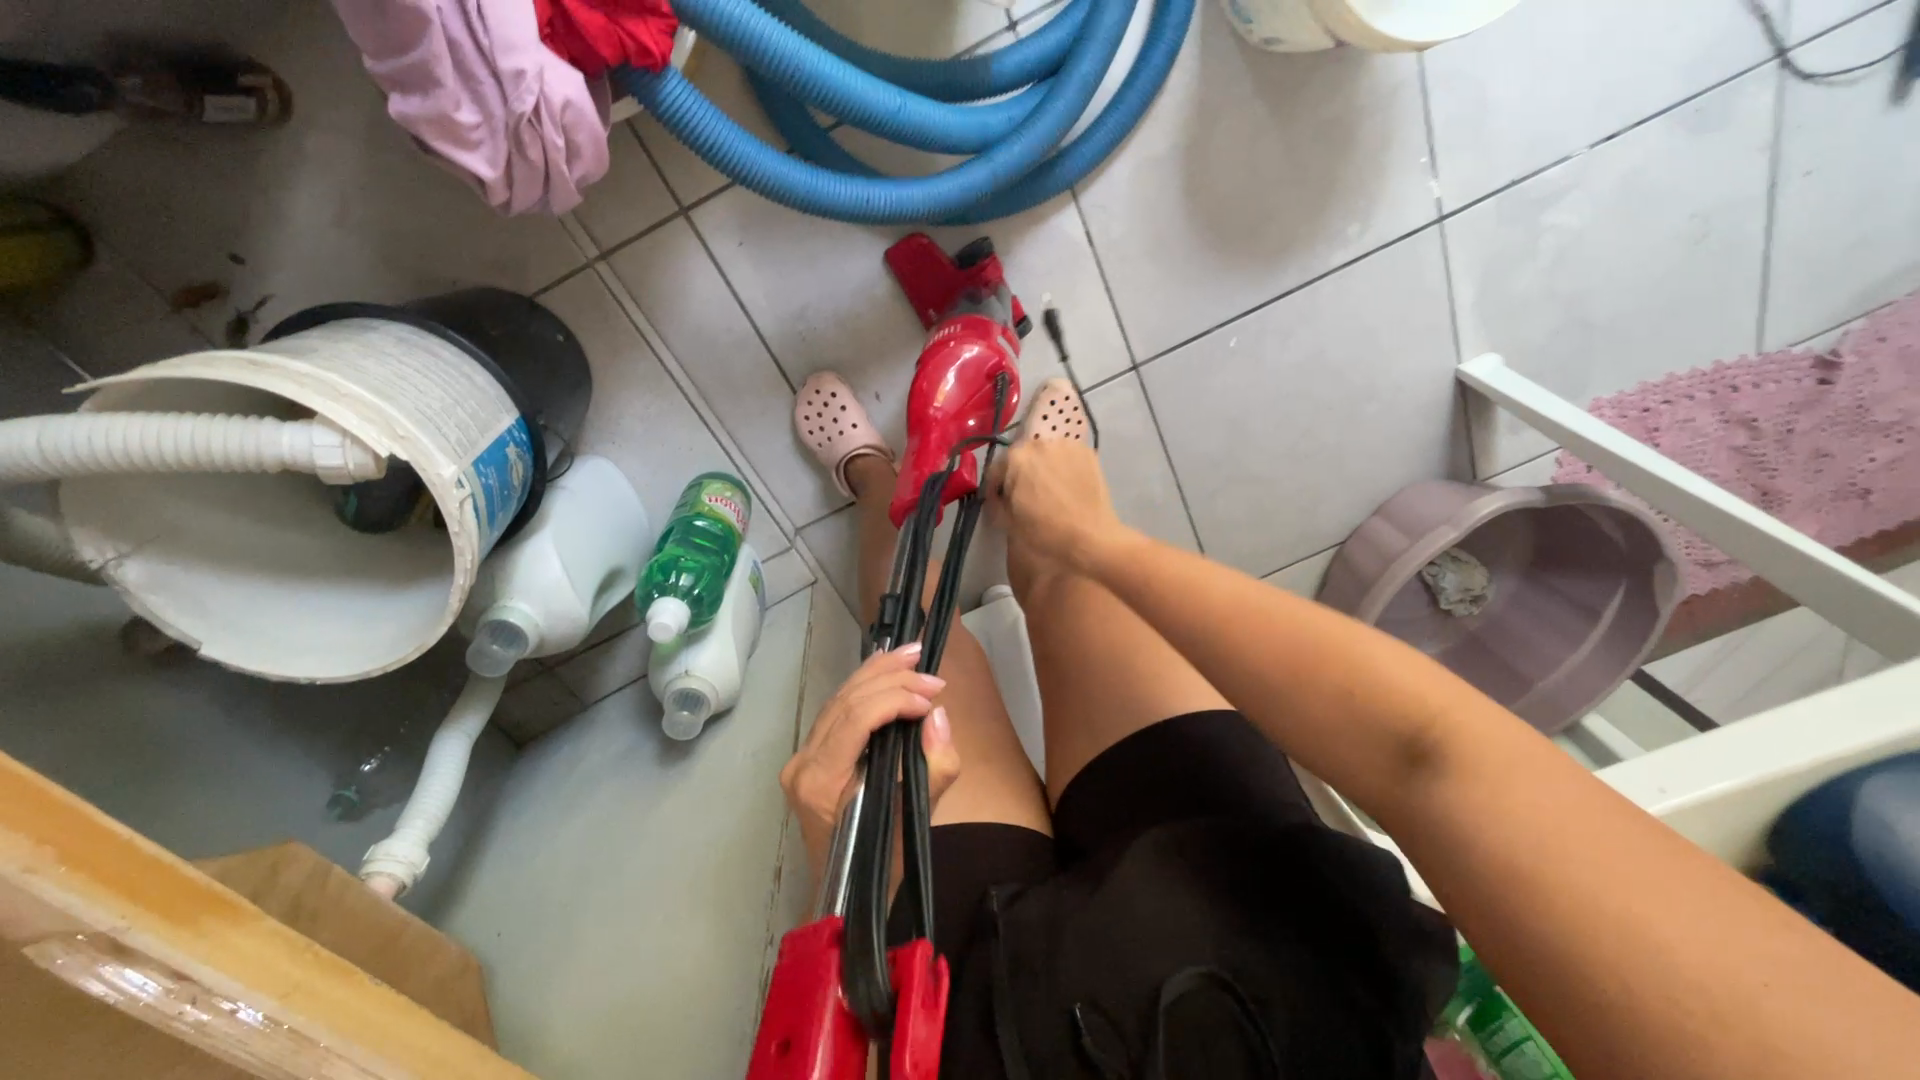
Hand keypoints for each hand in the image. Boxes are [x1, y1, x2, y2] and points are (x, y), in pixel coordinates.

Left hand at [780, 642, 961, 870]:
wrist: (845, 899)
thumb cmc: (880, 865)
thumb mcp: (915, 820)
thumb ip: (934, 768)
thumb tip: (938, 717)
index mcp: (820, 781)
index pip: (856, 718)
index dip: (895, 698)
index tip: (933, 696)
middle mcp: (802, 764)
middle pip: (845, 702)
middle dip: (890, 678)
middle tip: (928, 663)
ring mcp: (800, 760)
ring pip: (837, 700)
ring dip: (875, 673)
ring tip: (910, 653)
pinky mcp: (809, 758)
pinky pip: (835, 713)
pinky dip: (862, 688)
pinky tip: (883, 669)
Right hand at [988, 438, 1124, 570]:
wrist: (1091, 541)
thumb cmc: (1045, 535)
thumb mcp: (1008, 523)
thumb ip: (997, 503)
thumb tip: (999, 496)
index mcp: (1016, 458)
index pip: (996, 469)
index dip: (996, 488)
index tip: (1001, 502)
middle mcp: (1040, 443)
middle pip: (1022, 457)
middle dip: (1020, 474)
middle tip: (1025, 497)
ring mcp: (1067, 445)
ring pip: (1046, 454)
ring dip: (1043, 468)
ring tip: (1049, 492)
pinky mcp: (1089, 452)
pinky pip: (1067, 456)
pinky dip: (1063, 467)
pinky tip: (1067, 487)